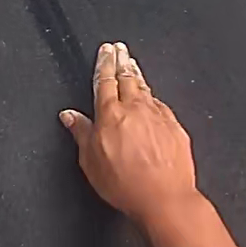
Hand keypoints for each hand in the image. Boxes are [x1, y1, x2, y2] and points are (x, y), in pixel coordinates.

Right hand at [60, 42, 206, 231]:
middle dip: (121, 61)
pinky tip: (152, 95)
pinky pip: (162, 104)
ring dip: (137, 73)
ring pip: (145, 88)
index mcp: (111, 114)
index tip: (105, 51)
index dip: (104, 63)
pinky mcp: (175, 127)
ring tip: (132, 63)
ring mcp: (158, 116)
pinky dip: (154, 96)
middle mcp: (135, 109)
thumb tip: (70, 116)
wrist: (165, 198)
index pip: (105, 81)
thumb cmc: (127, 184)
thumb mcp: (90, 161)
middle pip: (127, 77)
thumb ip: (81, 133)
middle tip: (119, 48)